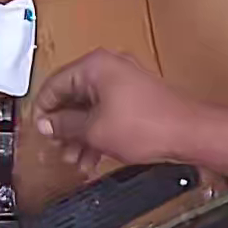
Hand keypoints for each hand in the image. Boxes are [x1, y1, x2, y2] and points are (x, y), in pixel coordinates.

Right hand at [33, 49, 210, 172]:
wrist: (189, 134)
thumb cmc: (147, 125)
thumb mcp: (93, 130)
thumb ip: (64, 125)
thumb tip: (46, 124)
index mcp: (94, 66)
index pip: (53, 84)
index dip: (42, 111)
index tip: (38, 131)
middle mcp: (108, 68)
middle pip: (71, 97)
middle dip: (63, 127)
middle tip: (57, 148)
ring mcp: (123, 82)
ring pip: (89, 109)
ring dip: (80, 135)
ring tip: (75, 160)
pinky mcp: (135, 99)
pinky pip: (106, 113)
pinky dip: (97, 134)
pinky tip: (93, 158)